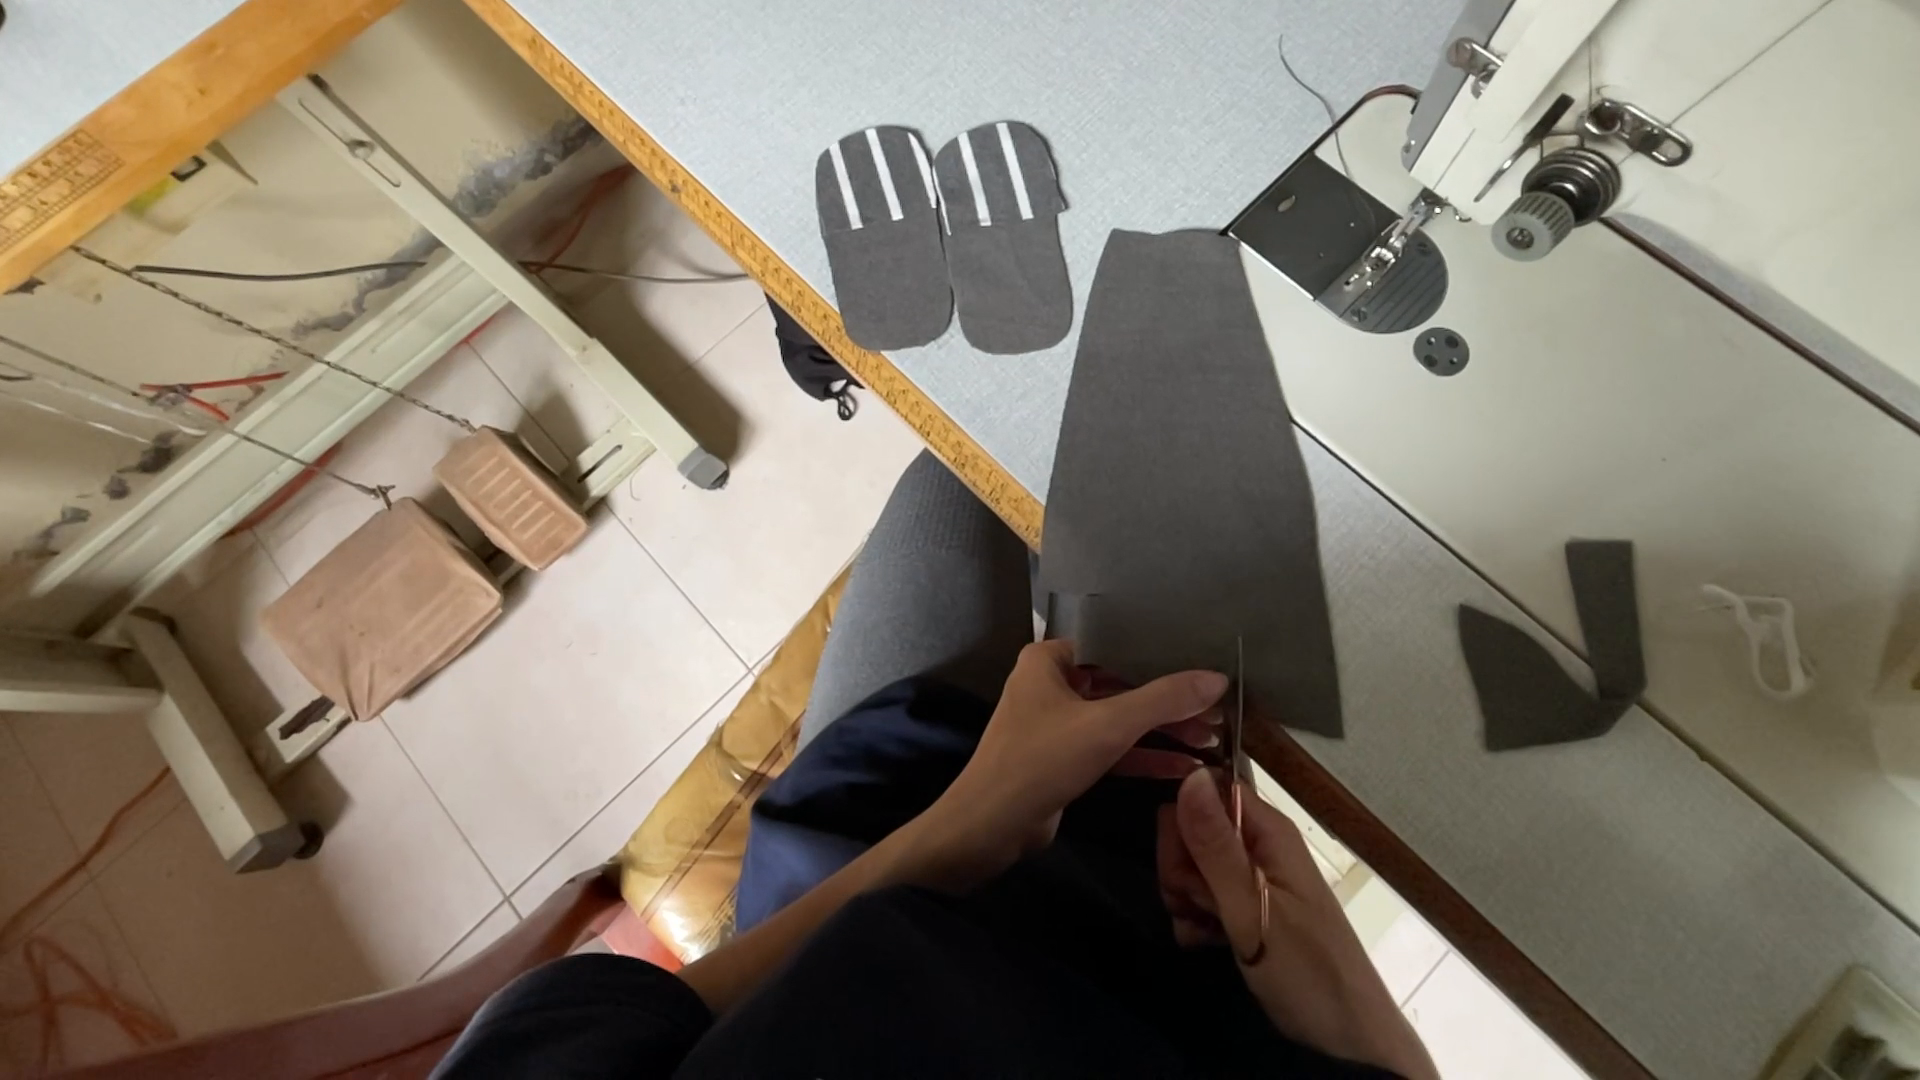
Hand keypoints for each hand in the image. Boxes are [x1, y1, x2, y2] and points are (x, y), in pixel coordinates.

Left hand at [909, 640, 1226, 889]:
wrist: (990, 826)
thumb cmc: (1042, 760)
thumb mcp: (1108, 726)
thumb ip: (1163, 700)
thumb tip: (1218, 678)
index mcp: (1049, 659)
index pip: (1114, 646)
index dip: (1160, 657)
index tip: (1205, 665)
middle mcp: (1050, 683)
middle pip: (1120, 684)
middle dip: (1167, 701)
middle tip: (1218, 711)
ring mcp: (1057, 722)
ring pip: (1118, 718)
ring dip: (1161, 730)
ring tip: (1213, 738)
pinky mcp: (1064, 757)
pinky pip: (1110, 747)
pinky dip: (1143, 755)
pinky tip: (1186, 765)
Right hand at [1158, 770, 1438, 1079]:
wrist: (1348, 1046)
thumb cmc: (1308, 974)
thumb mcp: (1253, 910)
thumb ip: (1216, 845)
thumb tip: (1190, 772)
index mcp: (1267, 832)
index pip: (1202, 791)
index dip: (1184, 821)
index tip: (1187, 864)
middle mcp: (1257, 844)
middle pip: (1189, 828)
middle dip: (1180, 867)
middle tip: (1202, 904)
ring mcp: (1249, 877)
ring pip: (1187, 864)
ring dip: (1184, 898)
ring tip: (1209, 930)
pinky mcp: (1242, 907)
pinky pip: (1196, 896)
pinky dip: (1192, 918)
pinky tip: (1205, 941)